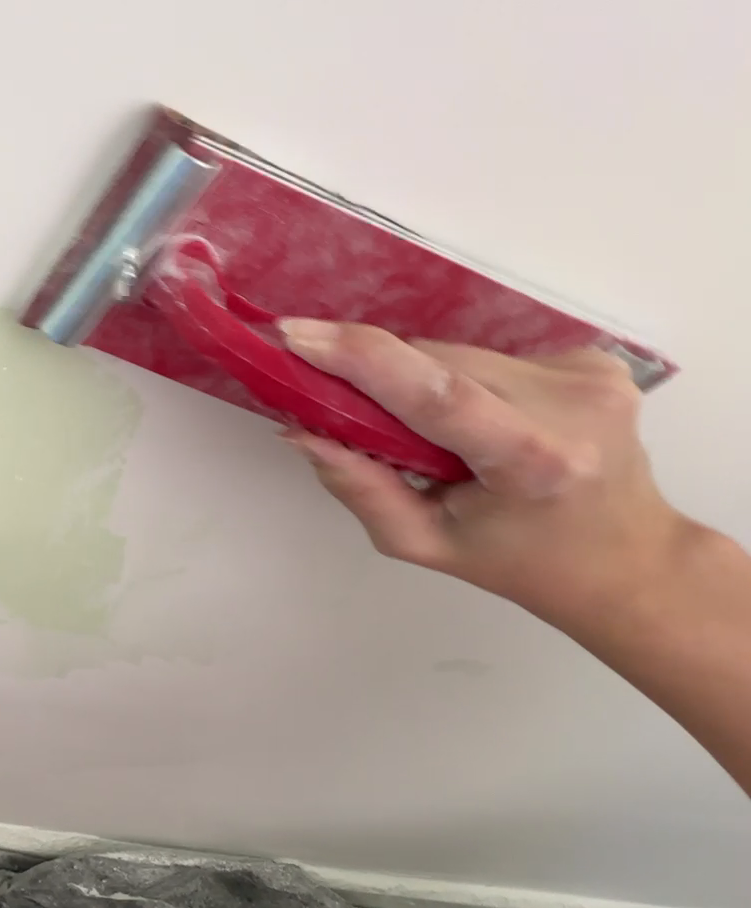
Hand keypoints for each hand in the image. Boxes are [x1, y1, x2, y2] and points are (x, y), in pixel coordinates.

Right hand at [275, 319, 696, 622]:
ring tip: (403, 424)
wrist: (624, 554)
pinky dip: (444, 378)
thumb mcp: (417, 540)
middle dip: (368, 373)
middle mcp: (572, 404)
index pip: (436, 393)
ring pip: (452, 353)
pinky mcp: (590, 359)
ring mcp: (588, 374)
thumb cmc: (512, 558)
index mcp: (534, 459)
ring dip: (405, 377)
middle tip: (321, 393)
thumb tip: (299, 433)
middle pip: (435, 364)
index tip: (297, 336)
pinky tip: (454, 416)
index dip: (362, 358)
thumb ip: (357, 486)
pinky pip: (480, 355)